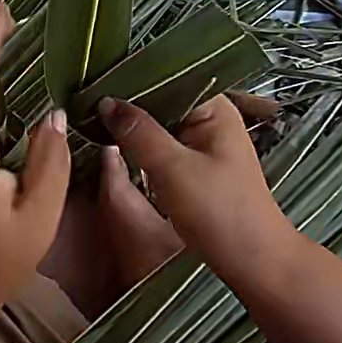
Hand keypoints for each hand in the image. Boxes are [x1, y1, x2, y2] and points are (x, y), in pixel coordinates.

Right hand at [97, 95, 289, 279]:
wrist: (255, 265)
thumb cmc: (221, 213)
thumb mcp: (173, 169)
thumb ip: (138, 132)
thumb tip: (104, 101)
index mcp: (214, 107)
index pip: (166, 77)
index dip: (130, 78)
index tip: (95, 82)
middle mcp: (209, 116)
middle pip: (160, 97)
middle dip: (126, 101)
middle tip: (86, 100)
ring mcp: (202, 140)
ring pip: (157, 121)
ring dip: (130, 123)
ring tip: (91, 115)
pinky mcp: (194, 162)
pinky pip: (160, 140)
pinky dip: (139, 141)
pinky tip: (112, 140)